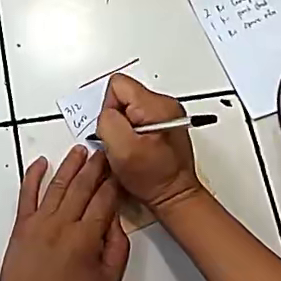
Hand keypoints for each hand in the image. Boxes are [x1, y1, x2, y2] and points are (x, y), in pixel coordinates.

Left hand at [0, 146, 129, 280]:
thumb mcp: (109, 279)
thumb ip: (118, 246)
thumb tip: (116, 220)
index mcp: (86, 237)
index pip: (104, 199)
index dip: (114, 181)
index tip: (119, 169)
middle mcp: (62, 223)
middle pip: (82, 186)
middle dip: (95, 166)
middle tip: (103, 152)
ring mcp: (40, 221)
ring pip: (57, 184)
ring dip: (70, 165)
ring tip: (80, 150)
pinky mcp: (22, 224)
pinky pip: (27, 193)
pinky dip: (32, 175)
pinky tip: (40, 163)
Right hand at [93, 74, 206, 211]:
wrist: (174, 195)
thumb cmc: (155, 178)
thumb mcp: (121, 149)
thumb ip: (108, 120)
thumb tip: (106, 111)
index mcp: (157, 107)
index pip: (117, 85)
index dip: (108, 109)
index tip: (117, 131)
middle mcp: (165, 106)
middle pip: (122, 95)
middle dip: (115, 118)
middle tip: (124, 141)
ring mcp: (165, 114)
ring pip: (126, 107)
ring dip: (123, 127)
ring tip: (132, 147)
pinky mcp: (163, 124)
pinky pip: (134, 117)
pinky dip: (131, 132)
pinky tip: (137, 148)